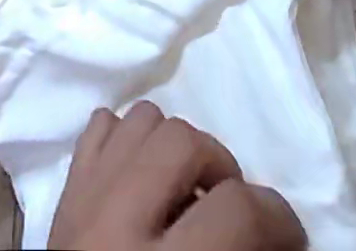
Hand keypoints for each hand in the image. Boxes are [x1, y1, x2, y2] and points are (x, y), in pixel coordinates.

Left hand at [47, 102, 306, 250]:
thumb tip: (277, 234)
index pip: (236, 209)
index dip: (278, 217)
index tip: (289, 236)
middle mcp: (118, 219)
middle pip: (183, 140)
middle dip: (220, 165)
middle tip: (232, 206)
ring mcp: (85, 195)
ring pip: (141, 118)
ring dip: (174, 145)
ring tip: (188, 187)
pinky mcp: (66, 187)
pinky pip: (101, 126)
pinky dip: (129, 139)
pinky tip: (144, 176)